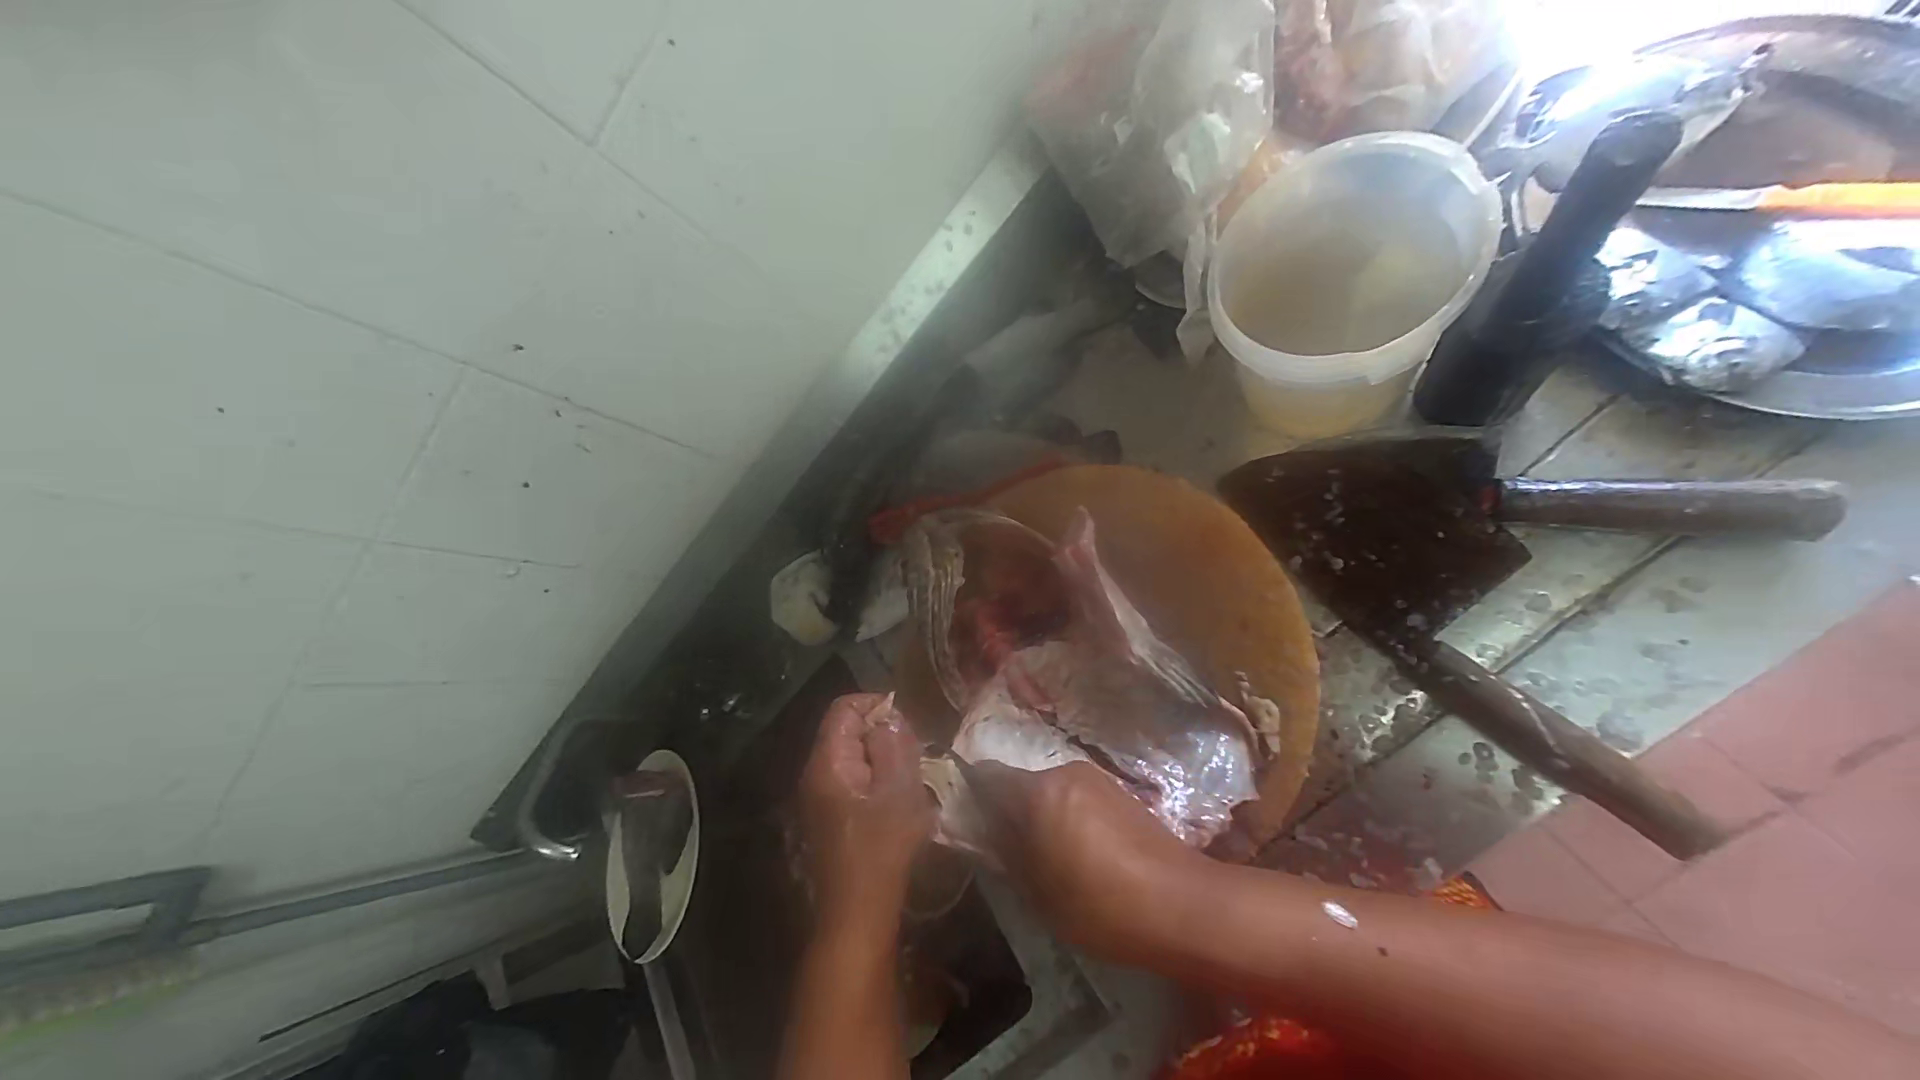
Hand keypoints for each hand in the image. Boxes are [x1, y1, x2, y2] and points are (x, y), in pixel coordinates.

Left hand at [798, 693, 933, 923]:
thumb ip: (894, 745)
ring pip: (854, 758)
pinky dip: (878, 781)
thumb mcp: (897, 791)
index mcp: (827, 762)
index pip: (843, 708)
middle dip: (883, 734)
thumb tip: (889, 718)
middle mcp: (816, 774)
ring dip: (884, 760)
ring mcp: (820, 798)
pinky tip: (900, 802)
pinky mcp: (831, 818)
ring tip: (912, 778)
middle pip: (847, 731)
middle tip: (915, 753)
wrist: (856, 915)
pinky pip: (855, 782)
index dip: (875, 704)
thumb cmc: (880, 850)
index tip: (907, 722)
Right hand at [967, 761, 1210, 961]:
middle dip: (1010, 811)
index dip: (972, 796)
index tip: (971, 824)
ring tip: (1051, 859)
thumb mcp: (1038, 892)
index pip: (987, 776)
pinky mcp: (1120, 790)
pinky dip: (1068, 817)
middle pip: (1021, 784)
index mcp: (1038, 792)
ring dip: (1041, 815)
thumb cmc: (1101, 905)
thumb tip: (983, 831)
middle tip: (1011, 853)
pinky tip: (1082, 854)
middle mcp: (1064, 772)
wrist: (1183, 904)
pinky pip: (1076, 796)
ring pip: (1050, 791)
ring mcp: (1096, 778)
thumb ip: (1004, 854)